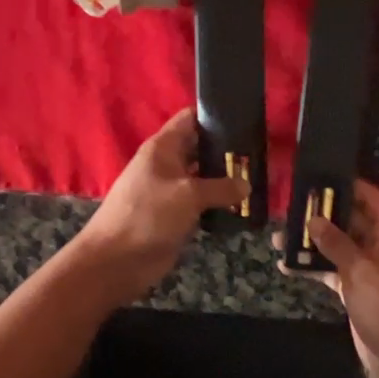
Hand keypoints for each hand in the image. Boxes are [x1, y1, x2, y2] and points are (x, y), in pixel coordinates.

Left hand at [74, 109, 248, 300]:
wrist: (117, 260)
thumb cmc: (148, 215)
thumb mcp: (188, 195)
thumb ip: (221, 187)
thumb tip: (246, 185)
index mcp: (163, 147)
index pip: (191, 119)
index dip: (215, 116)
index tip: (246, 121)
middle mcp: (167, 164)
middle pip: (201, 148)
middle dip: (228, 151)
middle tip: (261, 155)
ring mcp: (171, 191)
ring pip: (204, 177)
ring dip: (227, 180)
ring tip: (259, 180)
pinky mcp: (176, 215)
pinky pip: (202, 203)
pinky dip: (219, 204)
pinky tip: (243, 206)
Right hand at [276, 180, 378, 377]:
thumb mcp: (361, 271)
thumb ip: (336, 244)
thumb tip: (314, 220)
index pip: (372, 199)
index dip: (350, 186)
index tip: (321, 177)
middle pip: (352, 221)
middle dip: (323, 215)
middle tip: (291, 206)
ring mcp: (370, 269)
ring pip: (339, 247)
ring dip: (313, 243)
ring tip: (280, 237)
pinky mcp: (358, 289)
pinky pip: (334, 270)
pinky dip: (315, 268)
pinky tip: (287, 266)